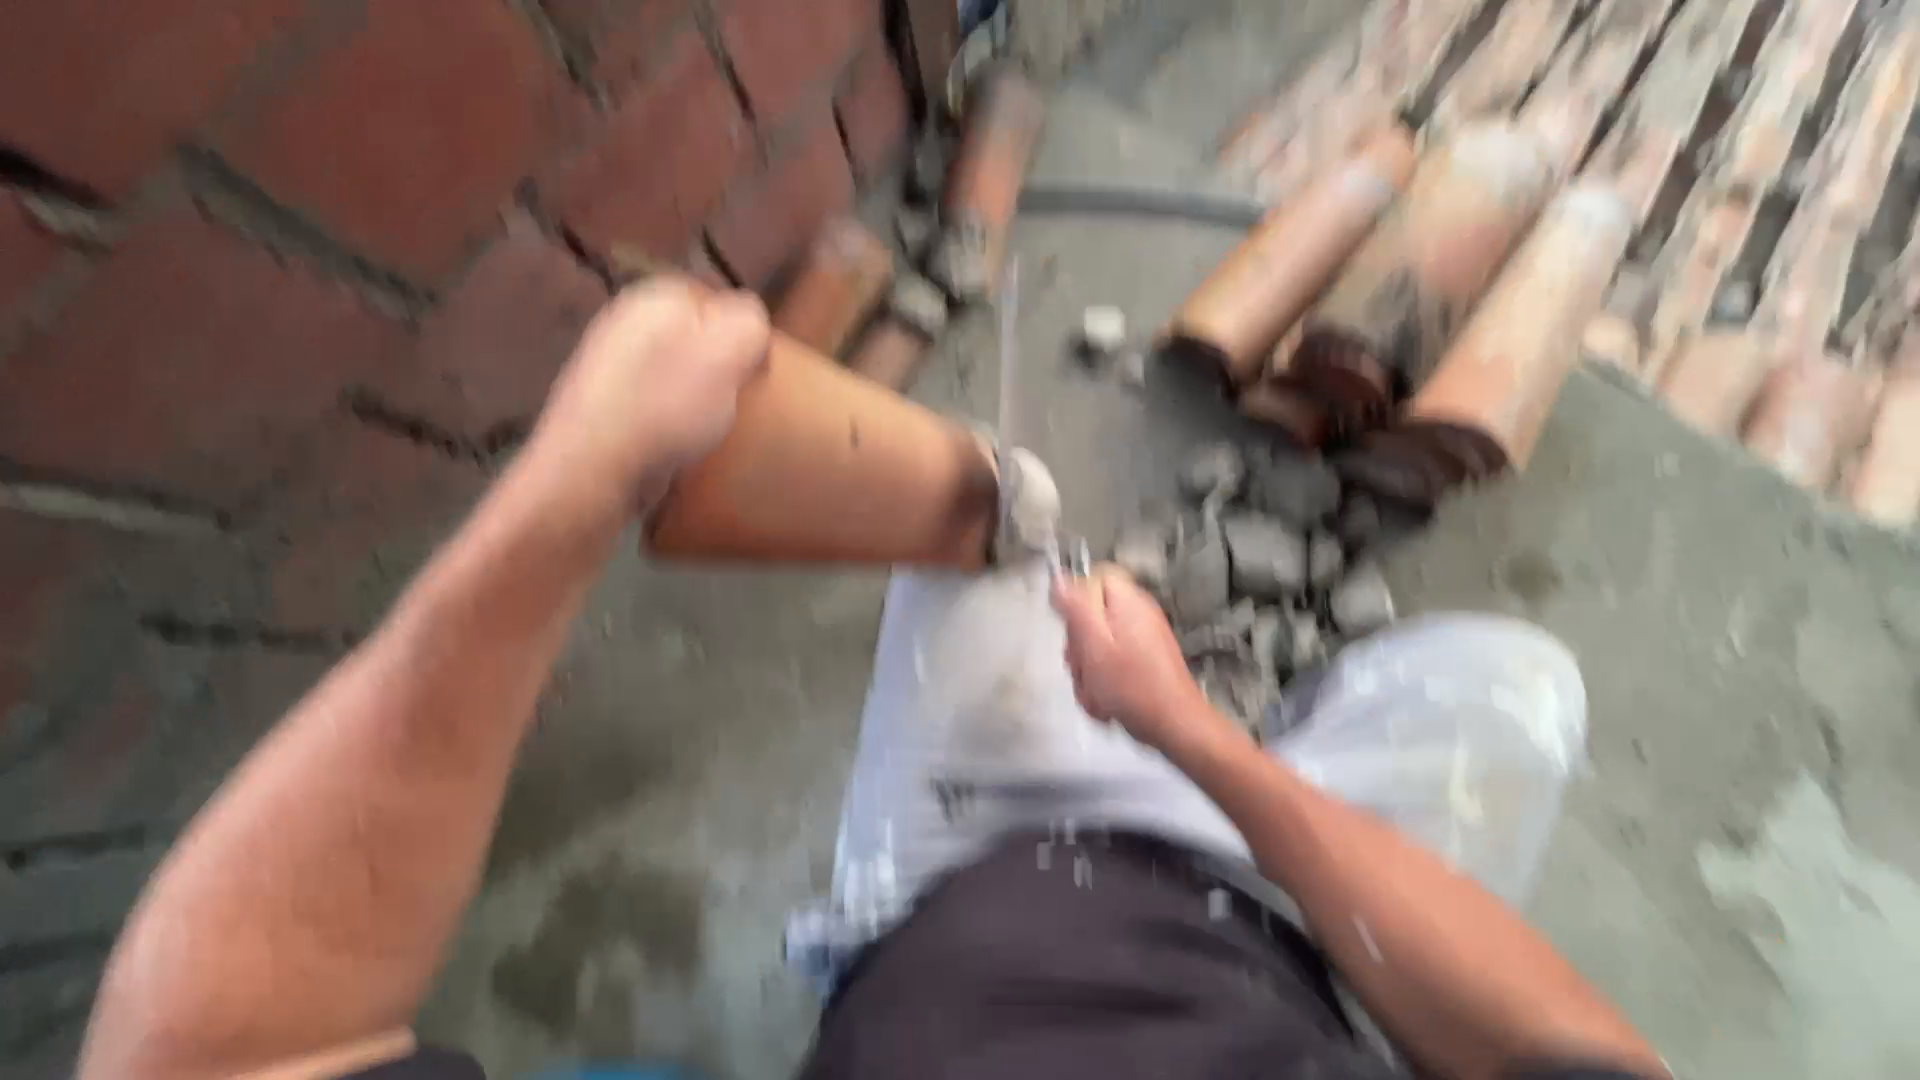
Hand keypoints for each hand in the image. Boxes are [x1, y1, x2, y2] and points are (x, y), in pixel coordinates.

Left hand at [530, 276, 770, 510]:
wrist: (596, 467)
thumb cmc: (666, 406)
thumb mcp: (727, 351)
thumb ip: (749, 322)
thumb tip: (752, 330)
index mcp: (655, 299)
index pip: (720, 303)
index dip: (744, 336)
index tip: (753, 372)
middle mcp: (628, 323)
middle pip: (699, 338)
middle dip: (722, 368)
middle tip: (736, 400)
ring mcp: (613, 366)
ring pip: (679, 372)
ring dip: (700, 397)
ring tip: (710, 426)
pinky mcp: (609, 406)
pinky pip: (659, 402)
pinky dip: (675, 419)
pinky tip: (680, 441)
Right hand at [1051, 566, 1236, 753]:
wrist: (1174, 725)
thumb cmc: (1131, 684)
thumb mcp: (1094, 643)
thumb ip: (1075, 606)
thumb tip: (1059, 576)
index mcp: (1127, 601)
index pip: (1093, 578)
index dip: (1074, 600)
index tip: (1071, 628)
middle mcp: (1137, 614)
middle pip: (1091, 614)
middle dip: (1079, 645)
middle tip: (1083, 667)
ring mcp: (1142, 638)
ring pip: (1097, 643)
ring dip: (1087, 670)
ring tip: (1094, 691)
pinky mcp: (1144, 661)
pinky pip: (1110, 662)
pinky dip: (1102, 682)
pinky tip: (1105, 701)